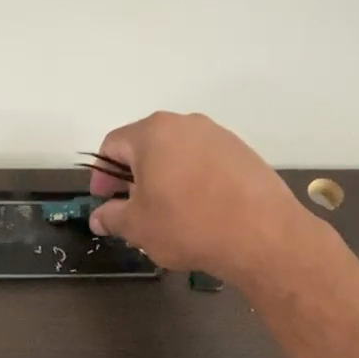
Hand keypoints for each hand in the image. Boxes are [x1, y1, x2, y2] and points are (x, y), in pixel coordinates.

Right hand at [87, 111, 319, 284]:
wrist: (259, 233)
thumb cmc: (186, 225)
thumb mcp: (137, 226)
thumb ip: (111, 217)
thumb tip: (99, 217)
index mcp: (153, 133)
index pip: (112, 145)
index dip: (101, 175)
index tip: (103, 201)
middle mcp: (185, 124)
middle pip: (146, 145)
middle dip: (132, 176)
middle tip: (131, 209)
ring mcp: (217, 135)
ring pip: (176, 153)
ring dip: (162, 178)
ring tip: (165, 213)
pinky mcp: (241, 152)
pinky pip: (203, 162)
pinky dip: (191, 181)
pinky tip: (196, 211)